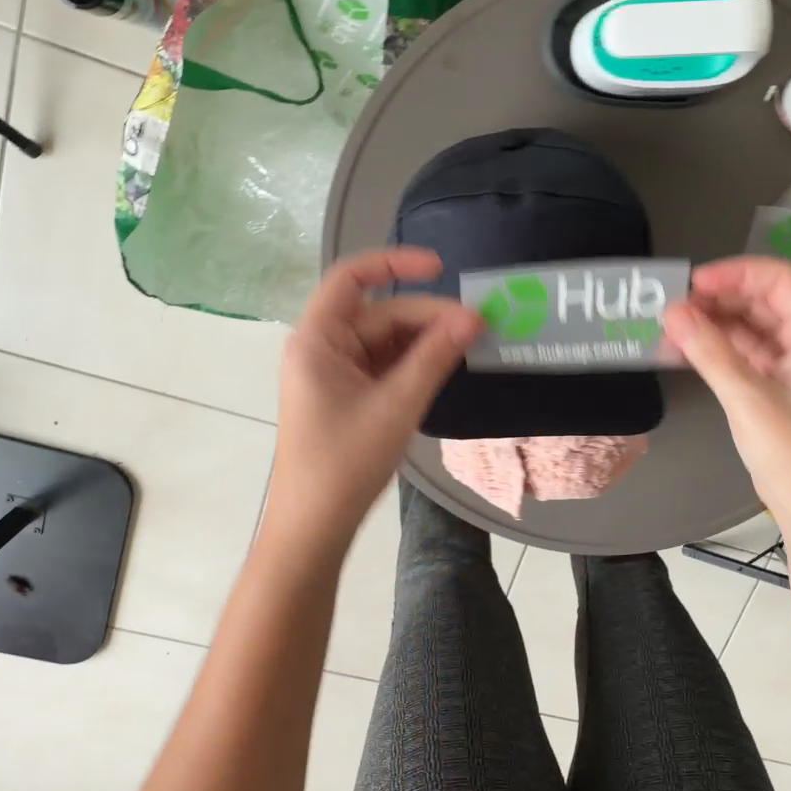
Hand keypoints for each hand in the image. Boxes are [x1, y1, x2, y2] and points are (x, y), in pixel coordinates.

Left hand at [267, 248, 479, 544]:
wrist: (313, 526)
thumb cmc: (345, 463)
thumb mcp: (396, 406)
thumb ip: (434, 357)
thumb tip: (474, 318)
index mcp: (317, 340)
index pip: (352, 279)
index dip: (394, 263)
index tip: (441, 268)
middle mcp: (321, 348)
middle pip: (378, 314)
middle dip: (426, 316)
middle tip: (477, 326)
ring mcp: (334, 374)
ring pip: (384, 340)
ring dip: (423, 340)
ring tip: (469, 345)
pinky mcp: (347, 396)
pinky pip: (383, 365)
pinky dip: (413, 363)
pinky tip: (445, 366)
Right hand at [663, 256, 790, 525]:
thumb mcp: (749, 399)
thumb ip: (710, 352)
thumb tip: (672, 312)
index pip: (777, 279)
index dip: (734, 273)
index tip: (692, 284)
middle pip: (763, 298)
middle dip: (719, 297)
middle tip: (673, 306)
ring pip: (752, 324)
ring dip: (715, 322)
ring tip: (673, 326)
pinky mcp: (778, 384)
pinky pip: (746, 350)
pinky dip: (718, 346)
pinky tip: (687, 348)